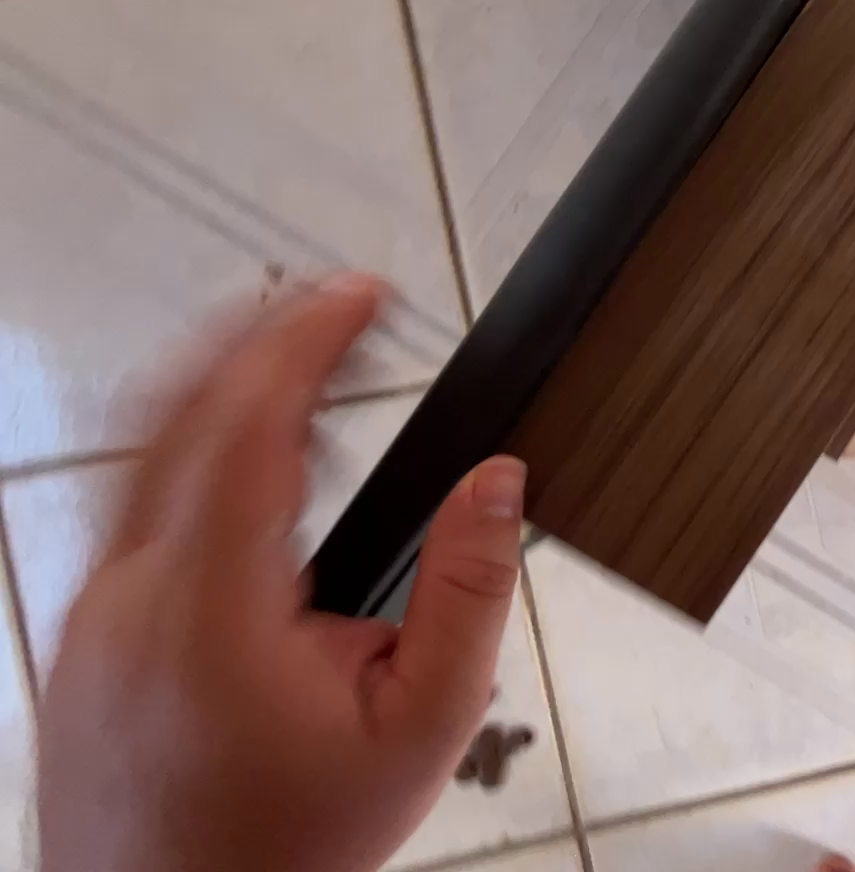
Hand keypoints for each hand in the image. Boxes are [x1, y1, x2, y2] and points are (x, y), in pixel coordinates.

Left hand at [39, 274, 526, 871]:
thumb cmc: (306, 828)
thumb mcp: (431, 712)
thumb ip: (472, 586)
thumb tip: (497, 479)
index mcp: (214, 617)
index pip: (248, 439)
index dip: (301, 349)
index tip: (357, 296)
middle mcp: (131, 601)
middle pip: (174, 423)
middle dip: (252, 337)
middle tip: (335, 296)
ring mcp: (97, 613)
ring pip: (144, 453)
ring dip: (223, 375)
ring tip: (303, 337)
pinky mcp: (99, 627)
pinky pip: (143, 495)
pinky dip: (202, 430)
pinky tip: (256, 427)